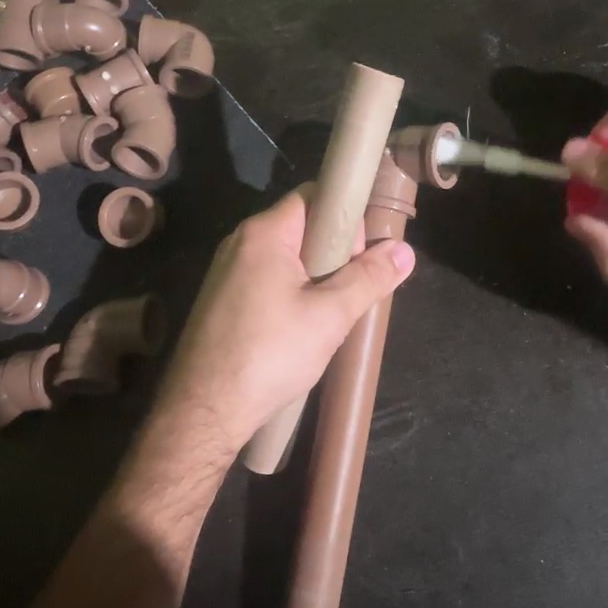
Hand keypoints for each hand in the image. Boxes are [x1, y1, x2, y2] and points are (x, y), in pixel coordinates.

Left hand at [155, 184, 415, 452]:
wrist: (203, 410)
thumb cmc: (269, 354)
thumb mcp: (330, 316)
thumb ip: (369, 278)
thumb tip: (405, 251)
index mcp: (264, 233)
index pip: (313, 196)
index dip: (344, 218)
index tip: (361, 254)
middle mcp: (239, 242)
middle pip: (300, 226)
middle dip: (333, 251)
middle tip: (350, 289)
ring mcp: (225, 272)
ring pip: (285, 256)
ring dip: (314, 276)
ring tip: (330, 312)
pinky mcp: (221, 300)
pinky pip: (266, 279)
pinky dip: (290, 292)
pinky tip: (301, 327)